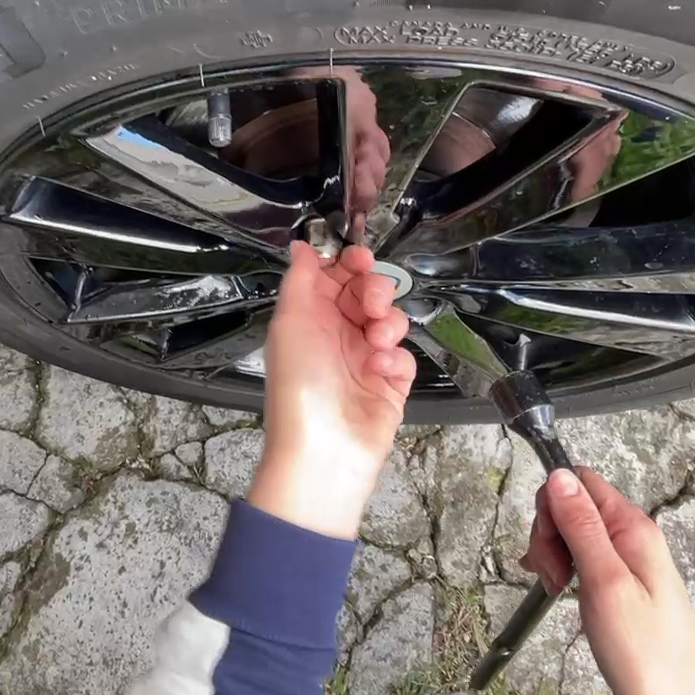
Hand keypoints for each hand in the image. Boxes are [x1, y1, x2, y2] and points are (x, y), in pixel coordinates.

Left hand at [247, 242, 415, 538]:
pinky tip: (381, 370)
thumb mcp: (290, 321)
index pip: (336, 277)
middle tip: (372, 305)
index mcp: (310, 316)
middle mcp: (338, 334)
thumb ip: (300, 279)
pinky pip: (404, 357)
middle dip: (375, 291)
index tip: (362, 260)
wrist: (323, 449)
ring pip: (391, 320)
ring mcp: (366, 358)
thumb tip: (300, 245)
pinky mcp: (391, 384)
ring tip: (375, 343)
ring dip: (387, 324)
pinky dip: (396, 359)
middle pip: (368, 293)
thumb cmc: (299, 381)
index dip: (351, 265)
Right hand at [523, 468, 694, 694]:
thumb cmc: (643, 652)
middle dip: (549, 532)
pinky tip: (555, 586)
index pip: (578, 480)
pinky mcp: (621, 580)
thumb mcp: (604, 582)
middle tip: (552, 575)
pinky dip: (562, 565)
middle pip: (573, 504)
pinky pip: (581, 554)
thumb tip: (559, 473)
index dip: (552, 503)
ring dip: (553, 552)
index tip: (547, 544)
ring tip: (555, 587)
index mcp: (632, 526)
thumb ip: (581, 525)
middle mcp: (632, 534)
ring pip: (572, 529)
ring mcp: (628, 558)